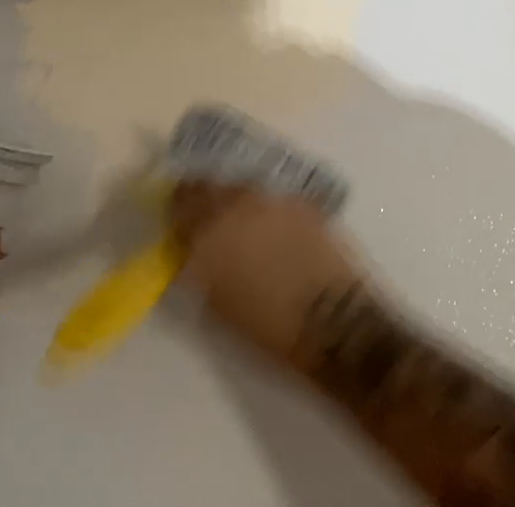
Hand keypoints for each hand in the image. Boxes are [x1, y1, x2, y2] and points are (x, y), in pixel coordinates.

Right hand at [170, 181, 366, 367]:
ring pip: (241, 188)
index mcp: (208, 231)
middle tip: (207, 218)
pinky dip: (268, 209)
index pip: (179, 202)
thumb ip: (199, 269)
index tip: (178, 221)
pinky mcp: (304, 203)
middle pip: (208, 185)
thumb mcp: (217, 306)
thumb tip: (193, 254)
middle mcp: (236, 205)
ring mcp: (272, 199)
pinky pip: (274, 198)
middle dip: (203, 198)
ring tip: (243, 223)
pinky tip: (276, 230)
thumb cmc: (270, 329)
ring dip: (235, 201)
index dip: (176, 210)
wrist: (337, 325)